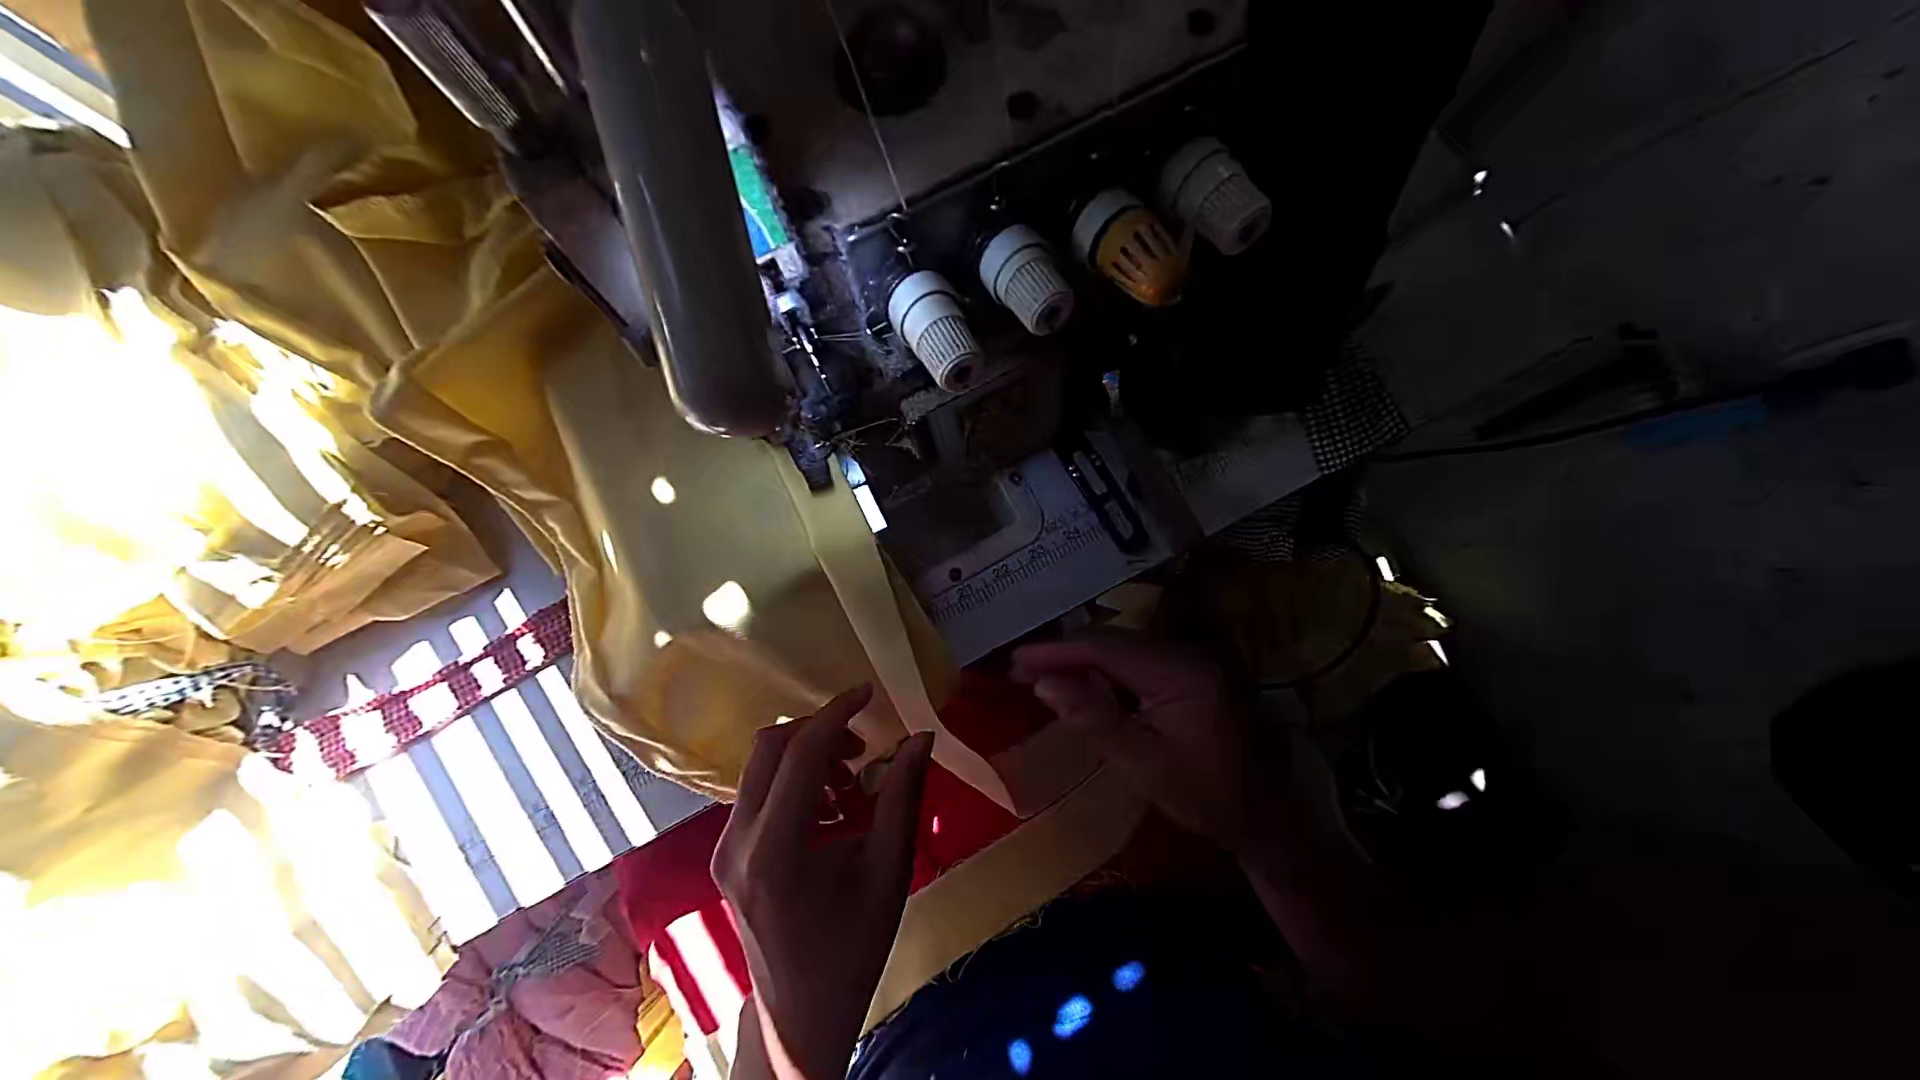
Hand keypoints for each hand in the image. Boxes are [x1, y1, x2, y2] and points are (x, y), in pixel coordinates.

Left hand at [713, 685, 934, 1079]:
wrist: (800, 1012)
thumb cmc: (853, 946)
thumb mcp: (888, 870)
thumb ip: (903, 796)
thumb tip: (922, 737)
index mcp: (774, 848)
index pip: (801, 753)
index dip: (837, 712)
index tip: (869, 691)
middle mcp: (736, 840)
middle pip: (770, 748)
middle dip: (819, 730)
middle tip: (863, 743)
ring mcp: (724, 847)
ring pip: (760, 766)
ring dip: (807, 755)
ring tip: (851, 782)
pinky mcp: (726, 853)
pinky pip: (758, 791)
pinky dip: (794, 779)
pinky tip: (829, 806)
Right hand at [1011, 638, 1281, 854]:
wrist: (1267, 817)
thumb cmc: (1206, 797)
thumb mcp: (1142, 765)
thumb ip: (1093, 719)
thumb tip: (1043, 683)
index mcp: (1180, 672)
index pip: (1104, 649)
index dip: (1055, 652)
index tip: (1014, 662)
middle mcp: (1186, 654)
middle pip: (1112, 641)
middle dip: (1062, 652)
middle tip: (1018, 669)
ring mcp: (1190, 661)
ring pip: (1121, 648)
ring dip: (1079, 659)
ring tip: (1037, 673)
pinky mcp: (1188, 673)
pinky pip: (1134, 661)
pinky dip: (1100, 669)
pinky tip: (1077, 682)